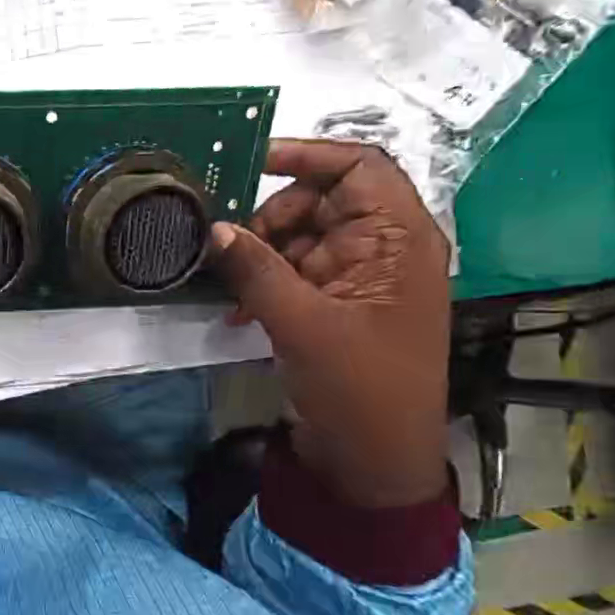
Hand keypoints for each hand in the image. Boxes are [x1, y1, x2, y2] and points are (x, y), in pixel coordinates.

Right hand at [208, 139, 450, 507]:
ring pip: (299, 241)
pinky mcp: (333, 309)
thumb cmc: (357, 387)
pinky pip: (293, 277)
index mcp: (399, 239)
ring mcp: (356, 281)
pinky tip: (235, 310)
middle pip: (321, 203)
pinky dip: (263, 286)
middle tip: (230, 249)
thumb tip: (215, 228)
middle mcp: (382, 250)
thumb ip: (257, 271)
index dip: (308, 156)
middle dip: (271, 220)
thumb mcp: (303, 324)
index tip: (250, 162)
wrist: (373, 458)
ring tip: (227, 288)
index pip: (359, 168)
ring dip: (260, 257)